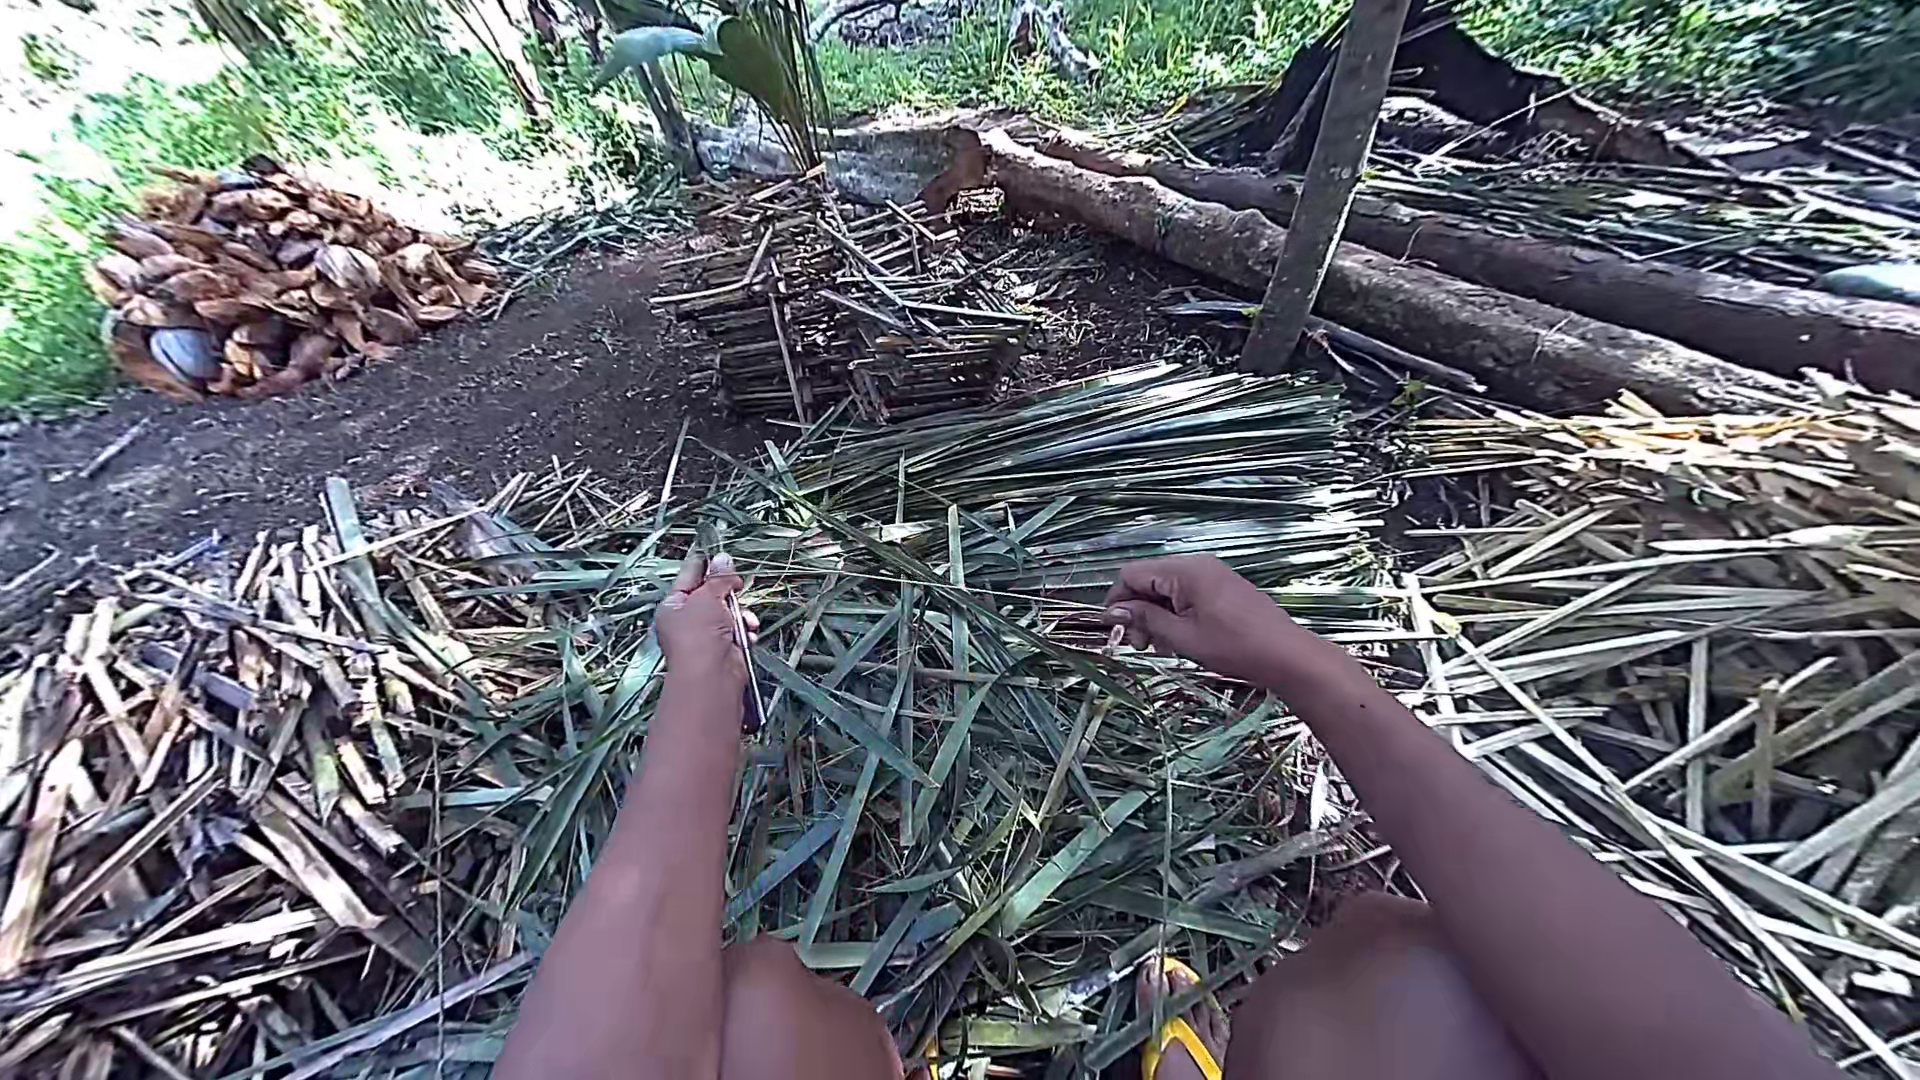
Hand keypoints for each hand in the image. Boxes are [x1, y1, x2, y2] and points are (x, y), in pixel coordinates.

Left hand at [657, 552, 756, 684]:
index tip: (720, 554)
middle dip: (728, 591)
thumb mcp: (707, 597)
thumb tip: (724, 559)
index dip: (706, 565)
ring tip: (744, 619)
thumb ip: (718, 578)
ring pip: (729, 611)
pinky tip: (747, 633)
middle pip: (712, 594)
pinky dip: (745, 630)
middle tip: (737, 584)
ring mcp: (707, 634)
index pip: (690, 577)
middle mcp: (687, 619)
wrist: (712, 675)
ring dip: (741, 613)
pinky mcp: (725, 646)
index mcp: (674, 605)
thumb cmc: (699, 634)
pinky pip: (738, 629)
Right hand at [1101, 556, 1302, 682]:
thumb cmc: (1233, 647)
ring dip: (1155, 615)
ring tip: (1157, 646)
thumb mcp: (1182, 636)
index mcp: (1185, 571)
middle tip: (1138, 644)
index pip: (1132, 574)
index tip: (1115, 628)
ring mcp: (1211, 574)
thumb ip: (1145, 618)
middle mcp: (1196, 565)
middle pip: (1148, 580)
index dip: (1118, 600)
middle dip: (1137, 611)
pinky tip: (1176, 638)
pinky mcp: (1222, 587)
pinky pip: (1185, 594)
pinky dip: (1174, 613)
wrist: (1287, 656)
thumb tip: (1114, 610)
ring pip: (1166, 589)